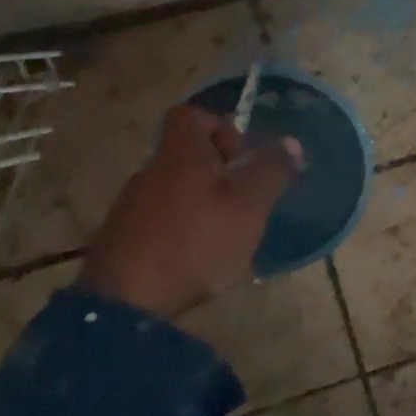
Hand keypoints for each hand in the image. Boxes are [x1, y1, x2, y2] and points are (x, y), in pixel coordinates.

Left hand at [78, 105, 301, 323]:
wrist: (126, 300)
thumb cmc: (196, 242)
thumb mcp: (248, 206)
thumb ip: (271, 171)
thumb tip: (291, 142)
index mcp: (181, 153)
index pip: (194, 114)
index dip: (223, 127)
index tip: (244, 158)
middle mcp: (150, 169)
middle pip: (187, 153)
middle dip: (220, 171)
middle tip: (246, 201)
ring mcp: (132, 204)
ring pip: (176, 187)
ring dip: (203, 201)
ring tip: (226, 233)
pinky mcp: (124, 236)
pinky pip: (161, 217)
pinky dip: (183, 227)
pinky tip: (198, 257)